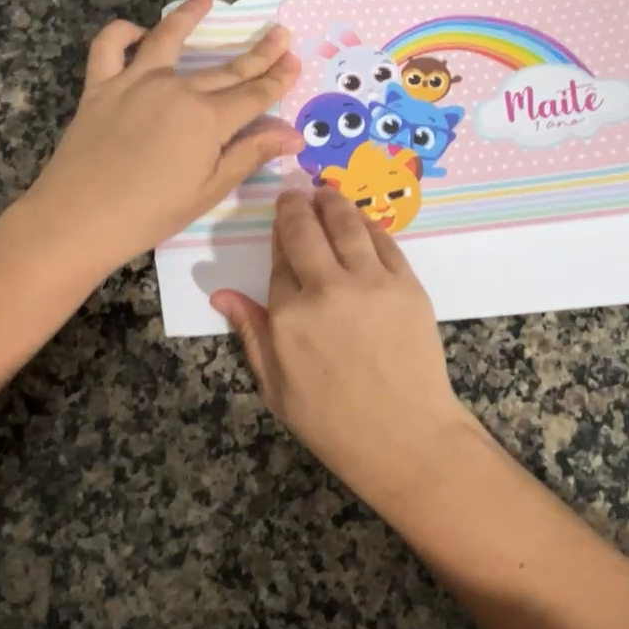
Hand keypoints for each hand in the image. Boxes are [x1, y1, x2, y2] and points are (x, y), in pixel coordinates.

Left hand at [22, 0, 301, 269]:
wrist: (78, 218)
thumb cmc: (151, 213)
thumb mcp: (210, 189)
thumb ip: (251, 154)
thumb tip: (294, 134)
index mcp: (208, 119)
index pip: (255, 94)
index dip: (278, 78)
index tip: (295, 60)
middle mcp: (177, 89)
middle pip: (227, 68)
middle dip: (258, 53)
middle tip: (279, 34)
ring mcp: (136, 82)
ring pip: (167, 39)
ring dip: (189, 17)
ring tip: (205, 0)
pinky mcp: (100, 86)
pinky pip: (109, 48)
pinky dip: (122, 33)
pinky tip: (136, 31)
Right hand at [212, 189, 475, 504]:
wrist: (405, 436)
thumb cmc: (333, 422)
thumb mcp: (277, 388)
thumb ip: (252, 334)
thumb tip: (221, 295)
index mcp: (288, 316)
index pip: (278, 259)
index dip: (278, 237)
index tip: (278, 221)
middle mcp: (327, 288)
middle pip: (307, 230)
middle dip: (296, 206)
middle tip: (294, 194)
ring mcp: (371, 282)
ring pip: (347, 225)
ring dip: (333, 203)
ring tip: (325, 193)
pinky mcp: (407, 284)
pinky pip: (384, 241)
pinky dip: (368, 225)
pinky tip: (361, 220)